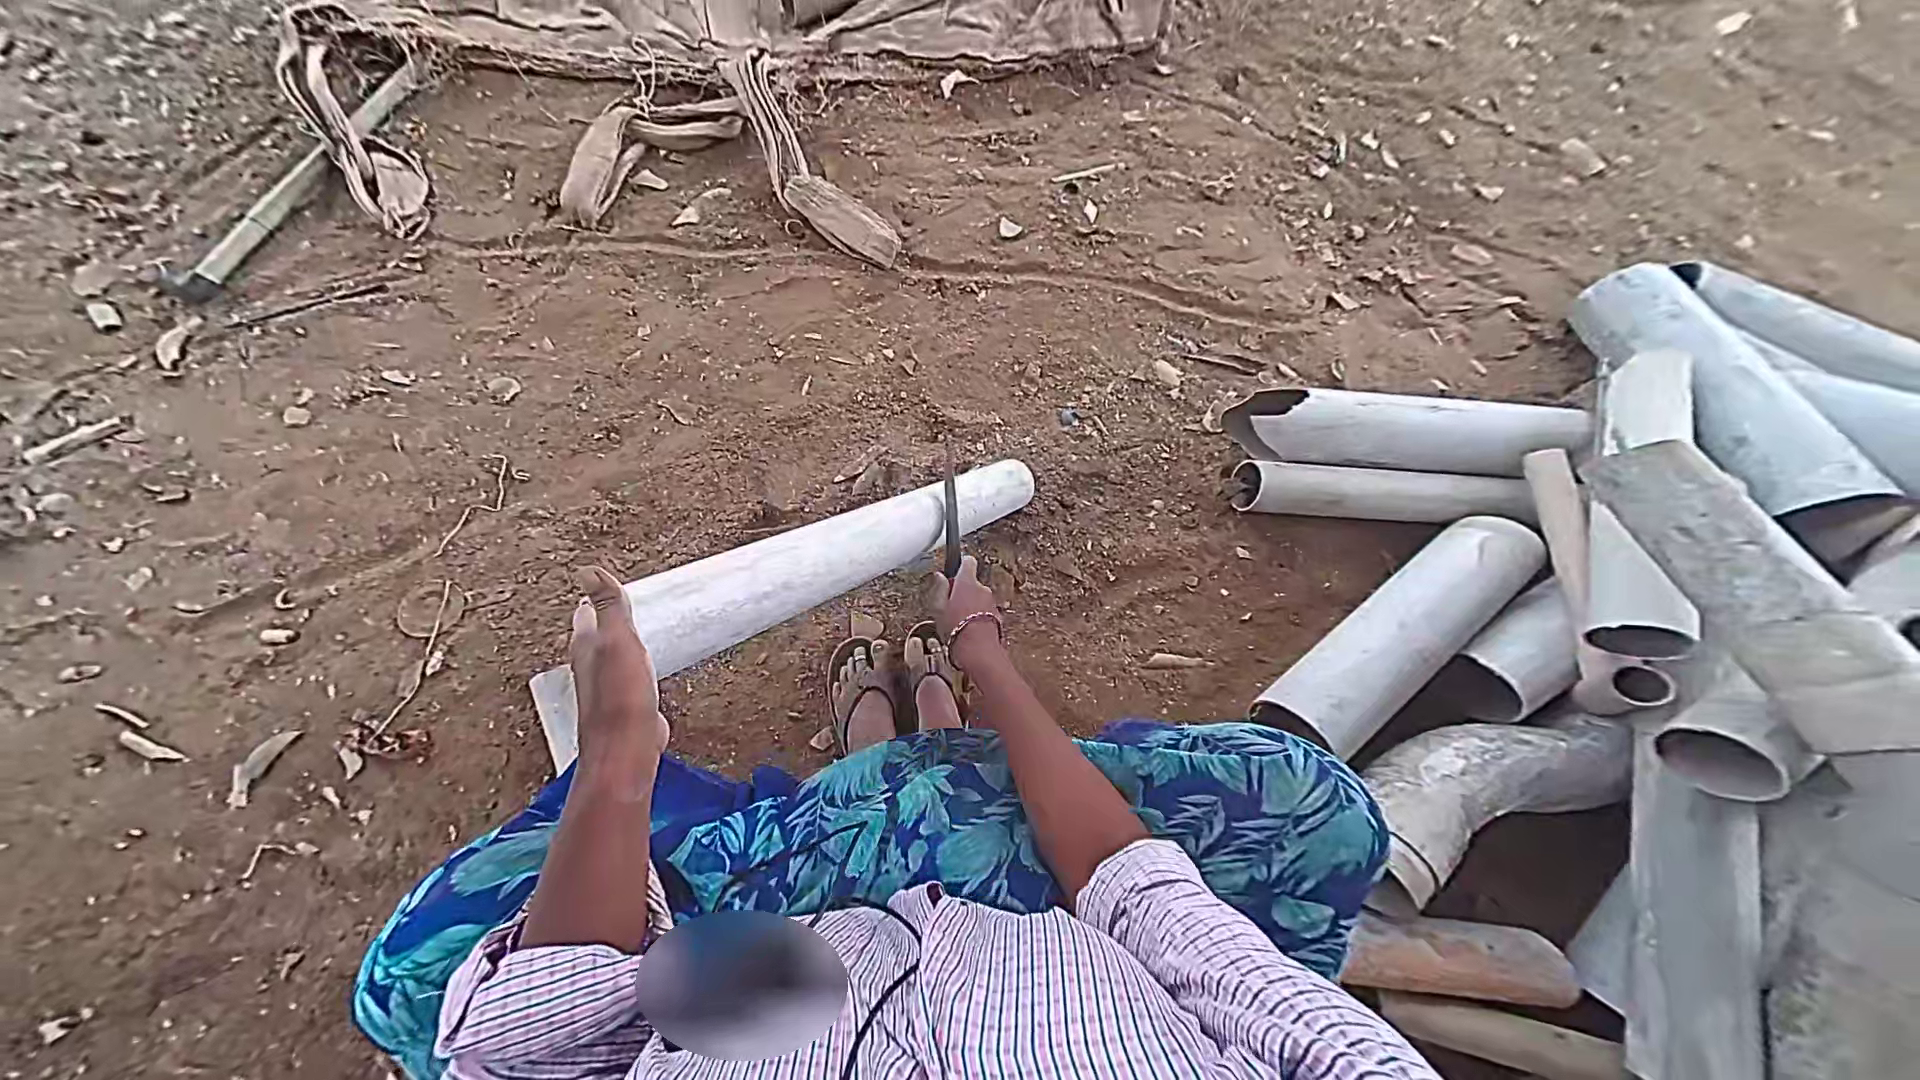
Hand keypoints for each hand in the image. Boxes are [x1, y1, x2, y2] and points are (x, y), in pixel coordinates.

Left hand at [570, 566, 669, 770]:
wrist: (629, 746)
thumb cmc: (622, 695)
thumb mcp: (619, 641)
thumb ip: (608, 607)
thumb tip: (588, 571)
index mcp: (587, 646)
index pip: (587, 614)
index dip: (597, 599)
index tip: (606, 585)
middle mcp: (590, 665)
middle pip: (595, 635)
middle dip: (603, 620)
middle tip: (617, 604)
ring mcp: (607, 686)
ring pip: (610, 656)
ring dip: (618, 643)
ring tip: (631, 631)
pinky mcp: (625, 703)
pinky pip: (627, 675)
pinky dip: (634, 664)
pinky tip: (645, 667)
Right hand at [923, 555, 1002, 667]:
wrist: (978, 650)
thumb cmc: (956, 628)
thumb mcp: (938, 607)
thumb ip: (939, 589)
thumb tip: (940, 577)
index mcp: (967, 582)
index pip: (967, 562)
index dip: (960, 566)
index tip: (953, 575)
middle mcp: (982, 588)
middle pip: (972, 583)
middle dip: (963, 591)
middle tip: (950, 606)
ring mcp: (992, 603)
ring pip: (979, 598)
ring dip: (971, 605)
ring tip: (958, 621)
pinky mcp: (998, 616)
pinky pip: (985, 611)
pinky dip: (978, 617)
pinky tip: (968, 629)